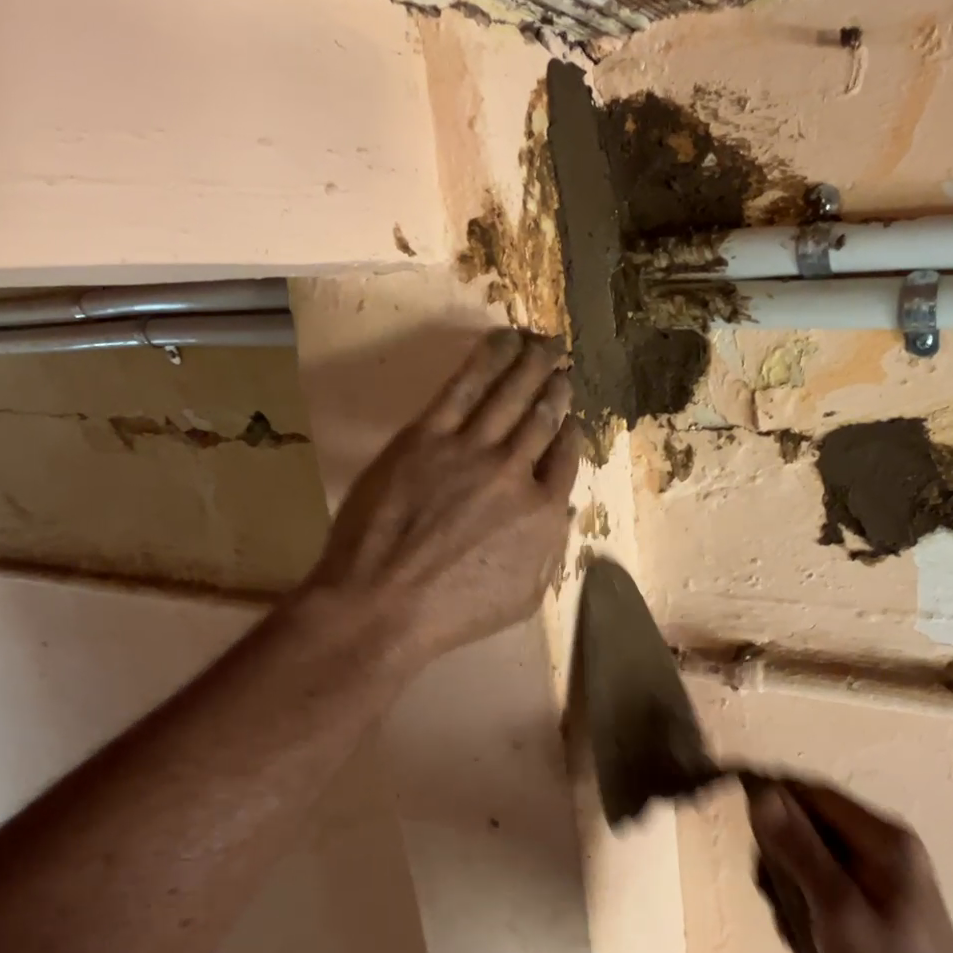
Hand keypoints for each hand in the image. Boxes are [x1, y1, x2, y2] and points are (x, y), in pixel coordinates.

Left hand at [306, 328, 580, 663]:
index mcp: (543, 513)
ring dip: (531, 363)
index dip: (570, 432)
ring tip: (543, 342)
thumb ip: (549, 549)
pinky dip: (488, 359)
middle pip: (543, 418)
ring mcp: (472, 449)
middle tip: (562, 362)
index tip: (570, 419)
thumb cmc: (453, 613)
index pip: (565, 459)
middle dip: (556, 386)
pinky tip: (503, 340)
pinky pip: (465, 387)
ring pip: (510, 394)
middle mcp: (516, 472)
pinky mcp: (428, 435)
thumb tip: (557, 510)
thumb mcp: (524, 596)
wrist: (382, 602)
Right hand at [748, 780, 952, 952]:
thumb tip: (761, 793)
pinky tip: (811, 949)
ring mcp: (883, 876)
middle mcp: (884, 847)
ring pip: (814, 863)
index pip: (815, 793)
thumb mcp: (838, 910)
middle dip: (784, 867)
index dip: (774, 799)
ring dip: (794, 898)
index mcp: (883, 837)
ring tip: (797, 940)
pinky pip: (829, 889)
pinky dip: (812, 914)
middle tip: (774, 905)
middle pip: (812, 830)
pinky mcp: (879, 904)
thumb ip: (799, 850)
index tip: (742, 823)